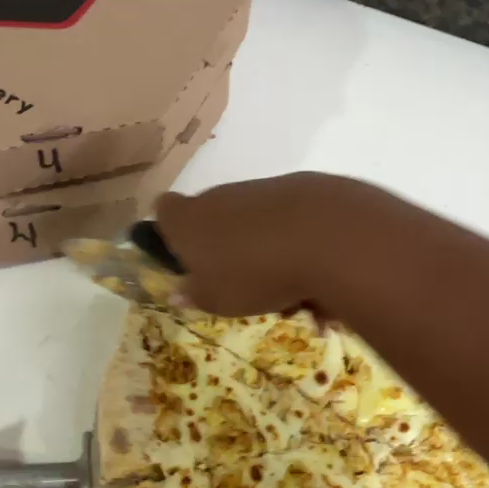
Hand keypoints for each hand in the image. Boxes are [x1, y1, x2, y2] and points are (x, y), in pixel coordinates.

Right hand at [154, 172, 392, 316]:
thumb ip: (194, 294)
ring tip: (277, 278)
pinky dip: (288, 235)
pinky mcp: (296, 188)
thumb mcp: (217, 299)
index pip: (164, 210)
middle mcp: (218, 196)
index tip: (181, 252)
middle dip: (218, 240)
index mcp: (188, 220)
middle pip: (208, 212)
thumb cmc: (253, 273)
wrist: (324, 234)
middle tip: (231, 274)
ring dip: (255, 239)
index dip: (169, 228)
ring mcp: (258, 189)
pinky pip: (282, 216)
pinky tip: (307, 264)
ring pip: (248, 215)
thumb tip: (177, 293)